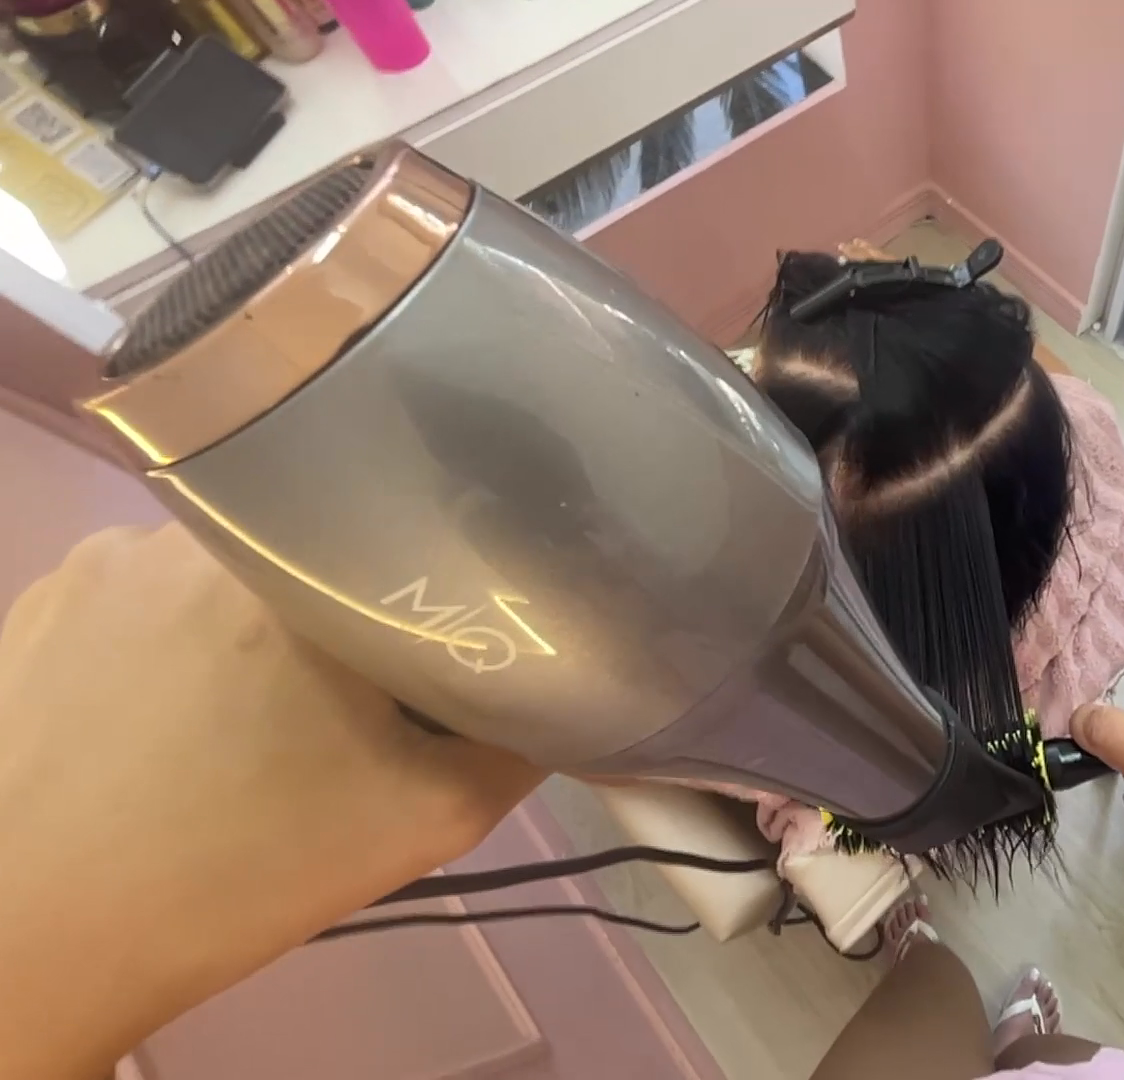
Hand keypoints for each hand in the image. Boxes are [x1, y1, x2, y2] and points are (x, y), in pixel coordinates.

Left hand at [0, 524, 545, 1077]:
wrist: (12, 959)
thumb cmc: (242, 873)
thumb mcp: (441, 812)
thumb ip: (529, 740)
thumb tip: (566, 692)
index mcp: (297, 576)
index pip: (429, 544)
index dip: (468, 589)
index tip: (477, 644)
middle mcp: (195, 539)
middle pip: (347, 552)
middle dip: (382, 609)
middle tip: (389, 691)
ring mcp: (106, 560)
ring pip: (266, 564)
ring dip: (294, 616)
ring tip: (289, 704)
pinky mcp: (46, 596)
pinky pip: (179, 584)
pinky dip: (212, 626)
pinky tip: (204, 701)